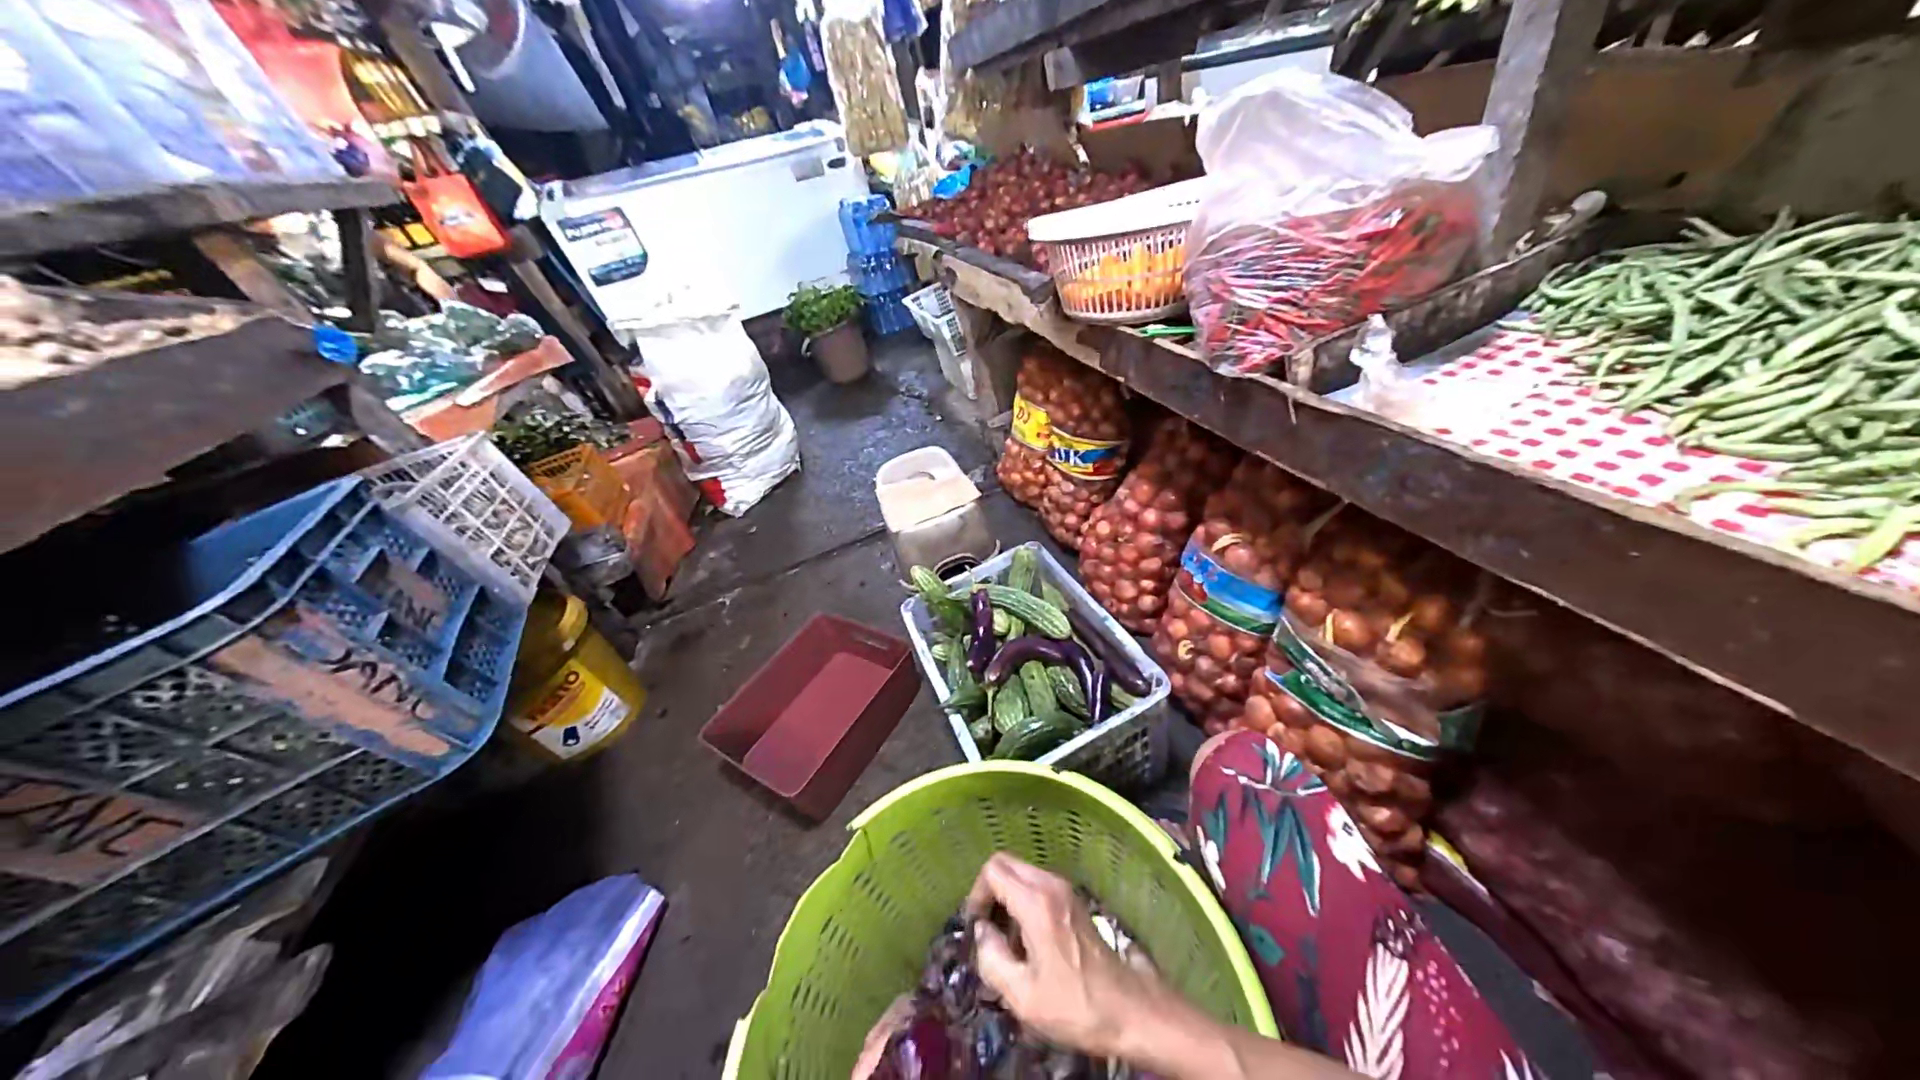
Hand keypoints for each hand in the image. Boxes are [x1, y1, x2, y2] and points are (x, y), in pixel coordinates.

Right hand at [964, 852, 1169, 1059]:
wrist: (1130, 1012)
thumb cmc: (1075, 1006)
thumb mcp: (1022, 995)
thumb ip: (991, 958)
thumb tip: (982, 931)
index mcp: (1036, 902)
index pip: (992, 871)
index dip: (976, 895)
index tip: (977, 927)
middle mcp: (1051, 885)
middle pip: (1006, 864)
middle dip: (990, 891)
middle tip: (987, 930)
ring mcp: (1065, 890)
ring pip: (1021, 873)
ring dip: (1007, 898)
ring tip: (1007, 942)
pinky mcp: (1073, 901)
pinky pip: (1037, 886)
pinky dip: (1023, 902)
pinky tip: (1027, 941)